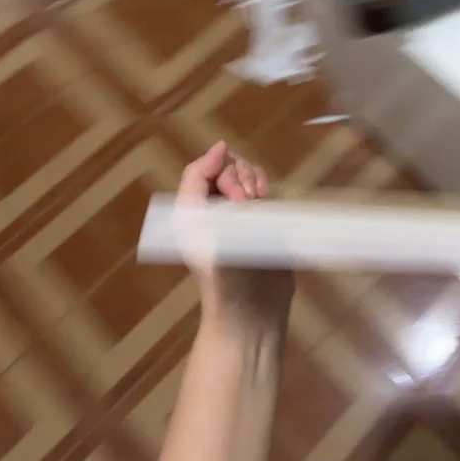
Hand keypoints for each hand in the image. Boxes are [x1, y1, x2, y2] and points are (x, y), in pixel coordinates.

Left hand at [181, 142, 292, 341]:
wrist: (252, 313)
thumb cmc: (224, 276)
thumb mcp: (203, 230)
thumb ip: (201, 186)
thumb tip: (219, 147)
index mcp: (191, 212)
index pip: (202, 169)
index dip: (222, 171)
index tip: (238, 195)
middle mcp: (212, 209)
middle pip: (226, 168)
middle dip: (241, 178)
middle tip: (247, 206)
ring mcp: (236, 214)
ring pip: (246, 175)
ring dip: (255, 182)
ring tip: (259, 203)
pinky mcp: (259, 220)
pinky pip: (261, 189)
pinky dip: (266, 190)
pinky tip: (268, 202)